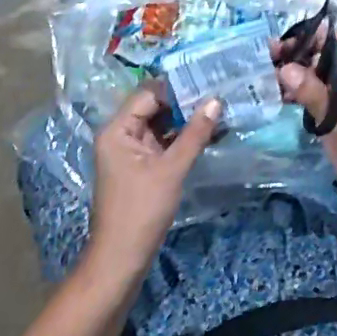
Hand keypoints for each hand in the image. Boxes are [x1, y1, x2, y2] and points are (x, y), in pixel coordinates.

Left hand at [87, 85, 221, 281]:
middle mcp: (120, 135)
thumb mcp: (171, 169)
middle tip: (218, 91)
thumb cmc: (142, 210)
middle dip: (184, 102)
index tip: (208, 78)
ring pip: (159, 126)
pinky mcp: (140, 167)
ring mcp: (129, 152)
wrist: (122, 257)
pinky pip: (162, 144)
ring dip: (185, 120)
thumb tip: (216, 100)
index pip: (147, 94)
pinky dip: (181, 139)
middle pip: (153, 108)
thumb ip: (194, 134)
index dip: (176, 86)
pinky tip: (208, 133)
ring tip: (219, 108)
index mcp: (117, 129)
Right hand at [274, 31, 336, 198]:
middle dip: (292, 53)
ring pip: (308, 75)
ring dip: (289, 73)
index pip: (331, 38)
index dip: (307, 34)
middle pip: (316, 54)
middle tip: (265, 57)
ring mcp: (335, 96)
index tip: (280, 40)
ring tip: (264, 75)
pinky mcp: (326, 113)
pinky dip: (291, 92)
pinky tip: (274, 95)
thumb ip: (312, 91)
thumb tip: (283, 68)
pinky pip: (306, 95)